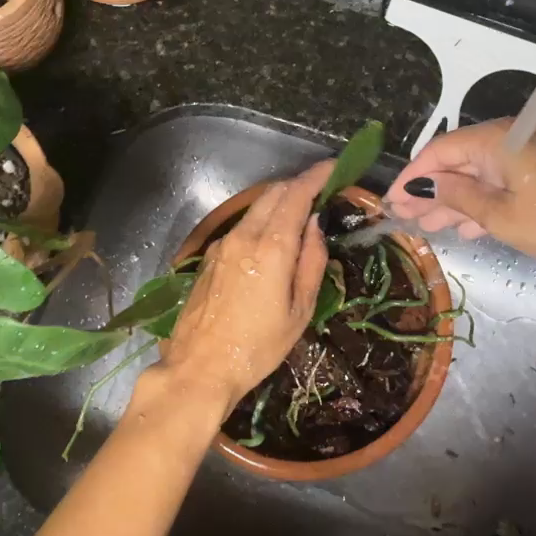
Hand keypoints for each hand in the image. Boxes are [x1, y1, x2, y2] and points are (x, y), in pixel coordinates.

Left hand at [160, 161, 331, 417]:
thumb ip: (311, 261)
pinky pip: (243, 225)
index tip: (335, 168)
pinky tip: (272, 237)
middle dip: (299, 185)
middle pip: (274, 193)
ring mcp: (223, 244)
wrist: (200, 368)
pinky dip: (263, 218)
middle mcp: (245, 235)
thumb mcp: (300, 310)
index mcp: (271, 246)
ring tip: (301, 213)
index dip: (317, 176)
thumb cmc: (258, 346)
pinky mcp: (210, 257)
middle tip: (322, 191)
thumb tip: (316, 225)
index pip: (297, 194)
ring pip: (255, 207)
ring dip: (280, 200)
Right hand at [386, 118, 535, 264]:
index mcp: (497, 139)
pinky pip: (502, 178)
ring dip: (455, 199)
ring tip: (427, 226)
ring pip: (480, 172)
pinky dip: (483, 199)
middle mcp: (511, 135)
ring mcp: (530, 149)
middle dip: (430, 190)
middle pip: (458, 160)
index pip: (440, 150)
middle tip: (403, 218)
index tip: (389, 200)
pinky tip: (467, 225)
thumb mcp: (504, 217)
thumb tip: (421, 186)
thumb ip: (459, 198)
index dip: (412, 176)